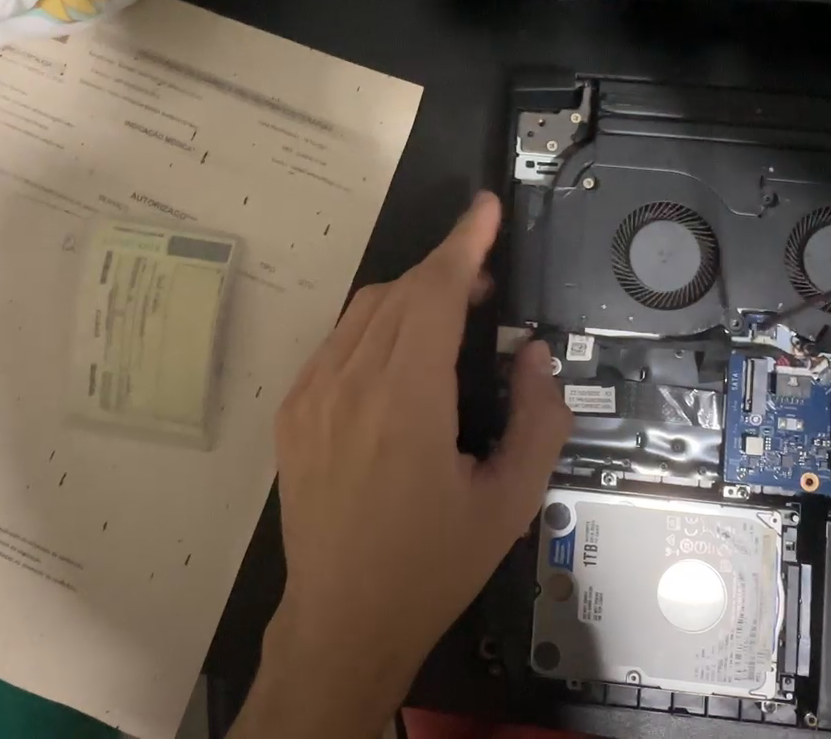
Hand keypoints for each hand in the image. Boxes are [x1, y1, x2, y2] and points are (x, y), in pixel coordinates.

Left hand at [228, 192, 571, 738]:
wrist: (342, 620)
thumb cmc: (431, 564)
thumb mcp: (510, 501)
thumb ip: (537, 418)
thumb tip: (533, 353)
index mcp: (405, 400)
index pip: (434, 293)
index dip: (463, 244)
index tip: (484, 210)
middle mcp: (349, 382)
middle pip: (400, 291)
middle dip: (446, 269)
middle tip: (487, 283)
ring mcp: (311, 393)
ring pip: (364, 309)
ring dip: (412, 296)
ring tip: (452, 317)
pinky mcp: (292, 410)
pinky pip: (338, 341)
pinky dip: (376, 326)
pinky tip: (401, 356)